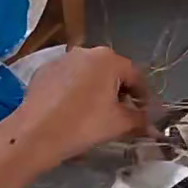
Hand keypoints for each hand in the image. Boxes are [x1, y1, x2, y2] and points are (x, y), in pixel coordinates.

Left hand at [0, 46, 152, 176]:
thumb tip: (154, 127)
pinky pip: (69, 80)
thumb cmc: (83, 125)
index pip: (136, 76)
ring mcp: (62, 60)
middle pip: (112, 72)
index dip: (144, 97)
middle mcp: (85, 52)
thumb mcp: (119, 124)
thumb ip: (140, 120)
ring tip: (97, 114)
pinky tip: (73, 112)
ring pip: (89, 75)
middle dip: (120, 93)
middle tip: (123, 115)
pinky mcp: (43, 72)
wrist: (33, 135)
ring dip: (98, 91)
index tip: (145, 114)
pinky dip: (76, 92)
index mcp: (108, 59)